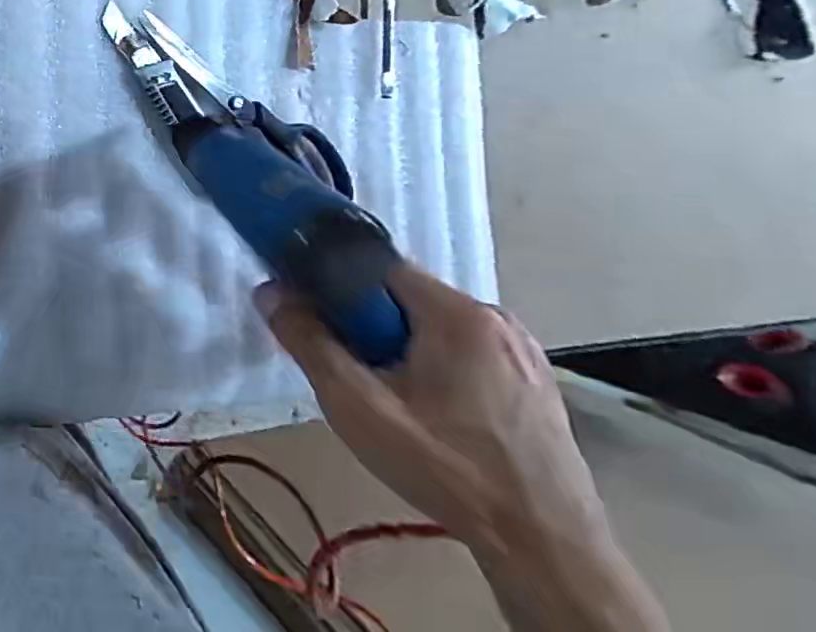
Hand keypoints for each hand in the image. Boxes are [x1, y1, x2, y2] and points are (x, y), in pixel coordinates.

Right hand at [257, 270, 670, 631]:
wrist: (546, 547)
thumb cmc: (446, 469)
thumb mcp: (360, 409)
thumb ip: (310, 344)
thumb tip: (269, 293)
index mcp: (457, 312)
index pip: (379, 267)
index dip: (340, 289)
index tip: (320, 322)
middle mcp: (494, 316)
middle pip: (407, 298)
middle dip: (371, 327)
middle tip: (357, 375)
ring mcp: (522, 349)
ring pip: (435, 327)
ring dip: (403, 349)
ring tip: (394, 401)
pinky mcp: (535, 379)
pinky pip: (467, 351)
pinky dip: (439, 368)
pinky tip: (436, 416)